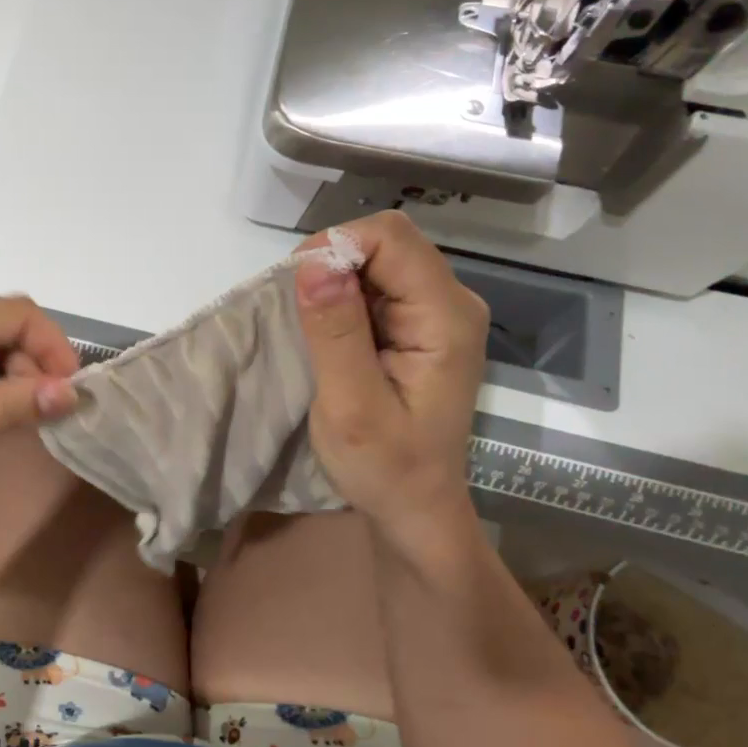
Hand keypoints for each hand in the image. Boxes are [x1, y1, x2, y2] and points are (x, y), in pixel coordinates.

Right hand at [292, 211, 488, 552]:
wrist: (414, 507)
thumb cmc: (384, 466)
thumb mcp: (350, 405)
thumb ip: (335, 332)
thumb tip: (315, 263)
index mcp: (446, 317)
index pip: (391, 238)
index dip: (335, 248)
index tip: (296, 291)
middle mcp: (451, 302)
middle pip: (386, 242)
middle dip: (331, 263)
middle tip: (298, 316)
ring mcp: (436, 313)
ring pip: (377, 261)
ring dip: (333, 282)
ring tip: (309, 330)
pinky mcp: (417, 327)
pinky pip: (375, 286)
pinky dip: (340, 299)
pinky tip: (326, 336)